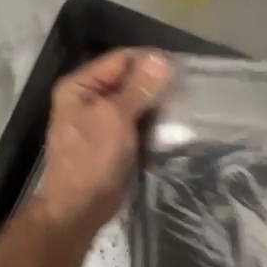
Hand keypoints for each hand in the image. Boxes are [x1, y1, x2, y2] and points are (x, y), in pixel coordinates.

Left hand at [30, 48, 172, 237]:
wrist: (79, 208)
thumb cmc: (92, 159)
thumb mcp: (115, 118)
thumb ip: (139, 87)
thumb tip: (161, 58)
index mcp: (80, 86)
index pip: (119, 59)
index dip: (149, 60)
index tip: (182, 66)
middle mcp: (87, 98)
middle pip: (126, 79)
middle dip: (154, 82)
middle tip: (188, 87)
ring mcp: (99, 120)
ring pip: (133, 100)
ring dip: (155, 102)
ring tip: (185, 102)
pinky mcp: (112, 139)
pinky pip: (134, 121)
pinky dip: (151, 120)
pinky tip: (173, 122)